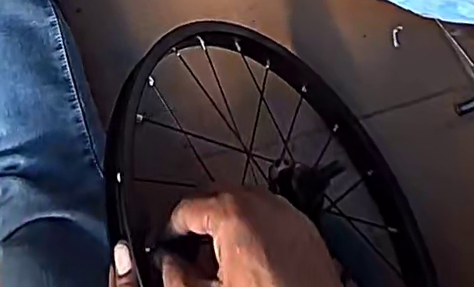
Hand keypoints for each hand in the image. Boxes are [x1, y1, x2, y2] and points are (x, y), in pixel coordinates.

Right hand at [156, 191, 342, 286]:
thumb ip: (180, 280)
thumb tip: (169, 266)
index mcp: (231, 212)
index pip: (186, 208)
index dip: (171, 230)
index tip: (168, 247)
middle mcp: (259, 201)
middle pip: (215, 197)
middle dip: (200, 222)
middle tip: (192, 254)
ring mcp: (285, 211)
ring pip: (244, 203)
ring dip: (228, 223)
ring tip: (225, 263)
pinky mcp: (305, 227)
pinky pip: (270, 216)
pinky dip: (256, 229)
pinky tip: (255, 263)